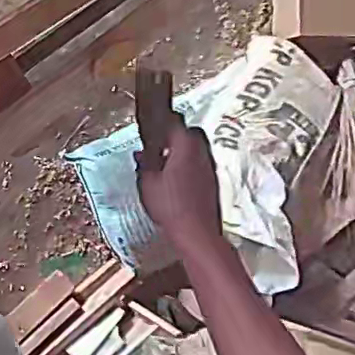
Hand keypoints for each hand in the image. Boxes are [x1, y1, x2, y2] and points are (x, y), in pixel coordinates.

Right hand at [136, 113, 224, 256]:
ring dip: (180, 151)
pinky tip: (174, 179)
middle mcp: (202, 151)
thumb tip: (141, 153)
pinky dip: (186, 165)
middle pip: (188, 133)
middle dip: (172, 136)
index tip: (149, 130)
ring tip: (162, 163)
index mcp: (185, 145)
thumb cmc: (169, 205)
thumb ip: (145, 163)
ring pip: (195, 149)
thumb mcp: (147, 182)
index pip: (173, 123)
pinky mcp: (212, 181)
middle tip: (155, 146)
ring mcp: (209, 166)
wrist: (196, 231)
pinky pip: (198, 163)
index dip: (160, 124)